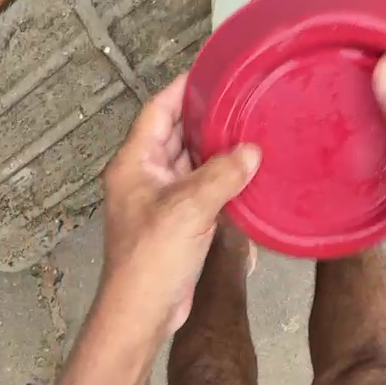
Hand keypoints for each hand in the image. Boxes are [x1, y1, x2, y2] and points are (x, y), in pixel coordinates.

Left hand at [97, 76, 260, 337]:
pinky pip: (198, 193)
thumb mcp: (189, 208)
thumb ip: (222, 175)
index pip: (157, 110)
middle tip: (242, 103)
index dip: (183, 89)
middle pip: (175, 135)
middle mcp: (143, 178)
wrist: (142, 311)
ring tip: (249, 134)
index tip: (213, 73)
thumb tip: (251, 152)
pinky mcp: (175, 226)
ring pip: (189, 165)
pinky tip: (244, 177)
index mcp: (134, 163)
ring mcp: (159, 203)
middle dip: (205, 120)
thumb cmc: (152, 259)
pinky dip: (218, 183)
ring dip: (215, 153)